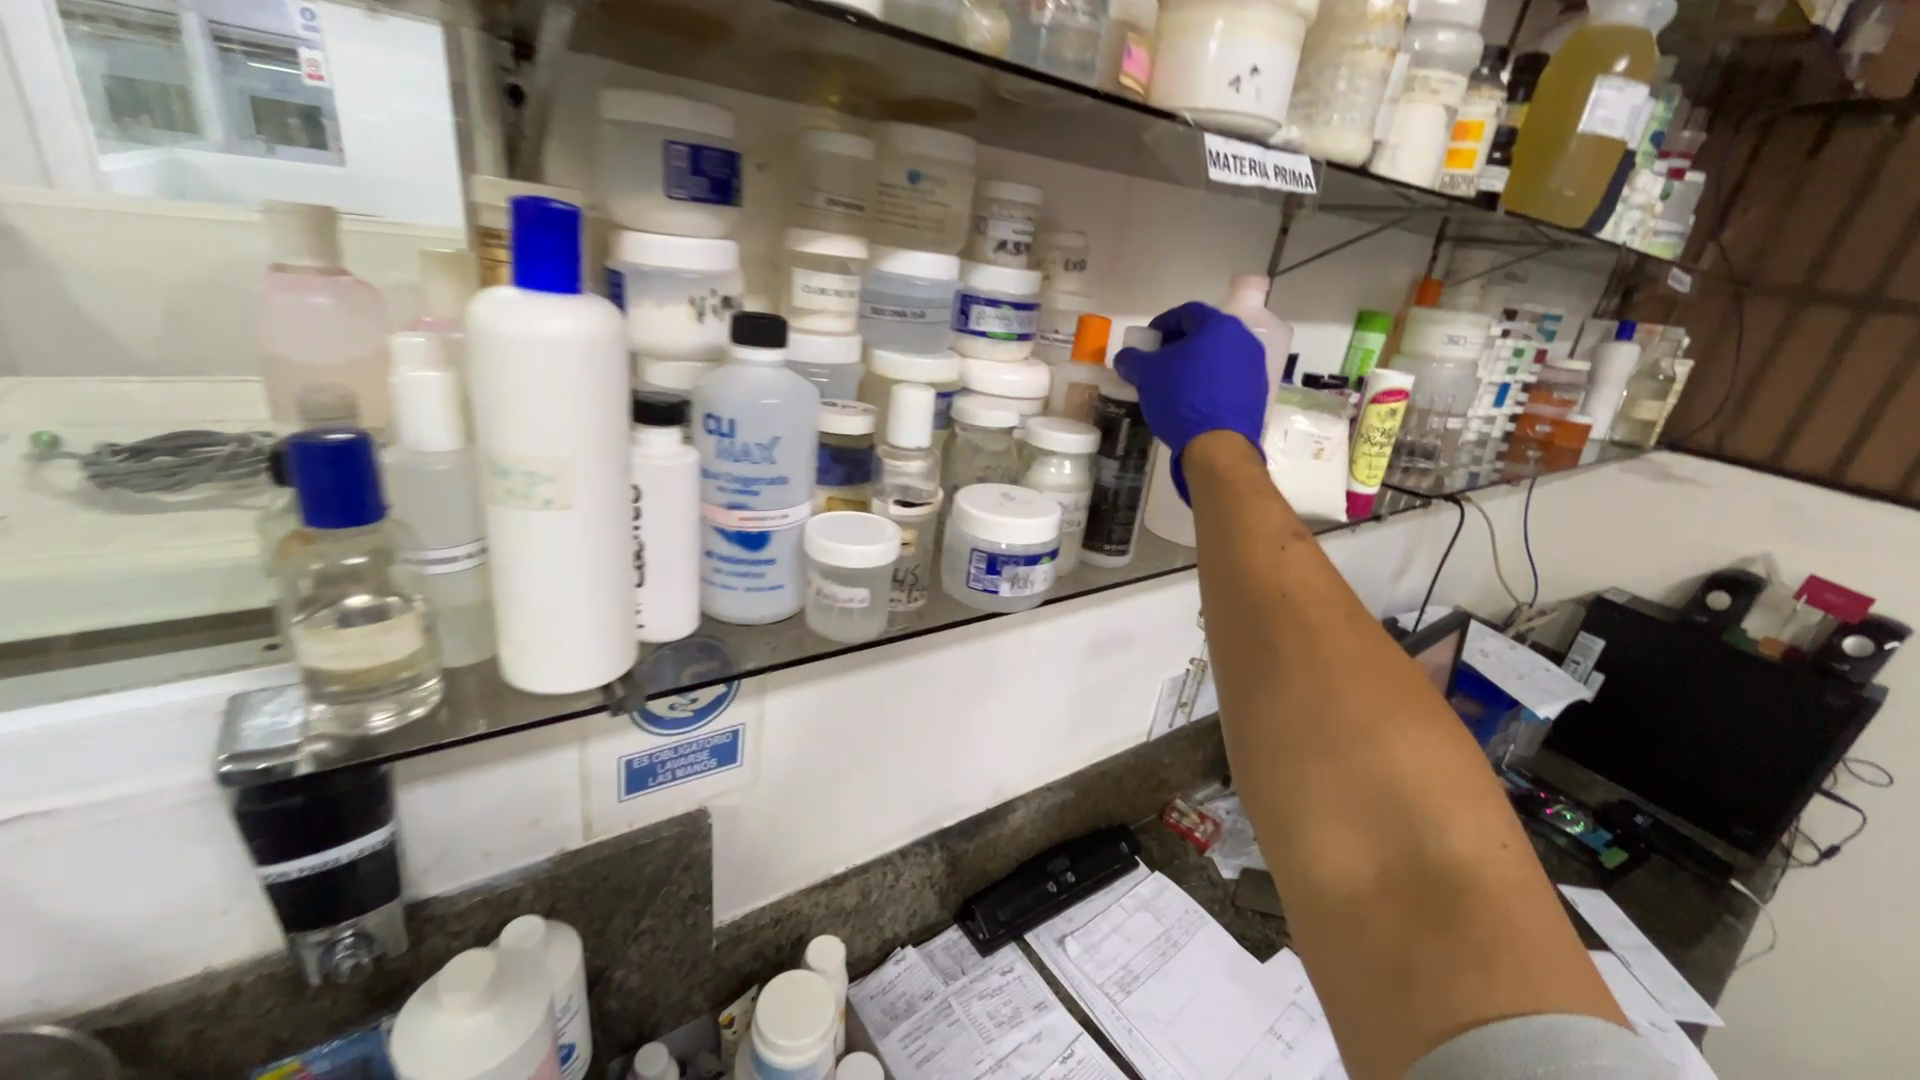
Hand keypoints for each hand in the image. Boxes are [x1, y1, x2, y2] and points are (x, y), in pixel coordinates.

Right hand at [1113, 302, 1267, 504]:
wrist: (1218, 445)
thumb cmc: (1181, 398)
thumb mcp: (1147, 376)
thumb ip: (1133, 360)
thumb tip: (1125, 357)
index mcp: (1218, 326)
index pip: (1187, 312)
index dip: (1163, 323)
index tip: (1148, 340)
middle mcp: (1242, 340)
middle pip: (1206, 334)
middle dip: (1180, 345)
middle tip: (1159, 361)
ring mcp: (1254, 367)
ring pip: (1218, 357)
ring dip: (1196, 365)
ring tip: (1174, 383)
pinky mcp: (1257, 394)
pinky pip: (1228, 380)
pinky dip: (1209, 384)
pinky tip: (1193, 401)